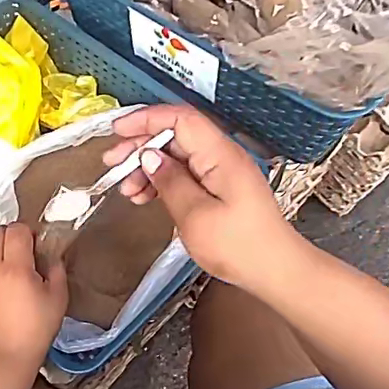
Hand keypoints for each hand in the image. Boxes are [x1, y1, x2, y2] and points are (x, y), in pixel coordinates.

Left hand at [0, 222, 67, 366]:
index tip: (41, 245)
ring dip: (6, 249)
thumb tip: (52, 257)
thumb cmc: (37, 327)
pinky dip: (0, 264)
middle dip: (15, 234)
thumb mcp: (58, 297)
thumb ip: (56, 270)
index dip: (31, 231)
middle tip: (32, 250)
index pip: (17, 230)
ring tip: (24, 268)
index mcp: (15, 267)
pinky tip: (14, 283)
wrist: (9, 353)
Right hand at [105, 105, 305, 289]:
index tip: (117, 130)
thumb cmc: (240, 246)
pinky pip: (187, 174)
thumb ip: (170, 182)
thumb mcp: (195, 215)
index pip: (179, 118)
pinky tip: (147, 196)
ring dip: (149, 168)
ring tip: (128, 189)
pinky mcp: (222, 190)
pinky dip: (164, 182)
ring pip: (178, 156)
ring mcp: (223, 173)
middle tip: (113, 164)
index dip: (145, 119)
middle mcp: (222, 157)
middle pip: (176, 135)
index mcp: (220, 155)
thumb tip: (150, 158)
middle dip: (141, 145)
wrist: (275, 270)